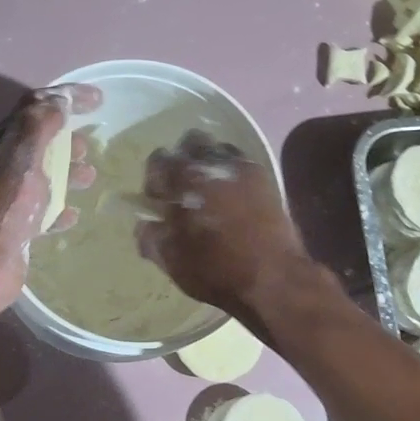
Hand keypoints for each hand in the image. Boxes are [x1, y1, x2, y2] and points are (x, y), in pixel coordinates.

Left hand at [0, 83, 101, 319]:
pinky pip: (42, 214)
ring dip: (67, 172)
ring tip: (91, 176)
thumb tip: (58, 100)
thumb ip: (37, 128)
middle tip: (92, 142)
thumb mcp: (18, 163)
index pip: (33, 109)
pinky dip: (60, 210)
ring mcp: (8, 203)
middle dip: (66, 137)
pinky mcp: (15, 233)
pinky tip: (74, 215)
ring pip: (42, 178)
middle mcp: (1, 171)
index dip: (65, 97)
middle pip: (38, 143)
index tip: (98, 99)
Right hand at [135, 129, 312, 318]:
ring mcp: (244, 168)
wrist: (273, 278)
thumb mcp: (170, 259)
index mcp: (183, 177)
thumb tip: (146, 225)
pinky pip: (243, 166)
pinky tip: (233, 202)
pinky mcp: (267, 180)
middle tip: (183, 190)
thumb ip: (150, 237)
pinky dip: (233, 176)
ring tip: (210, 195)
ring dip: (210, 165)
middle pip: (191, 142)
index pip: (158, 159)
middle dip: (183, 161)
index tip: (158, 203)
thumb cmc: (215, 269)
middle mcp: (213, 162)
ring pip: (219, 150)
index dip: (154, 180)